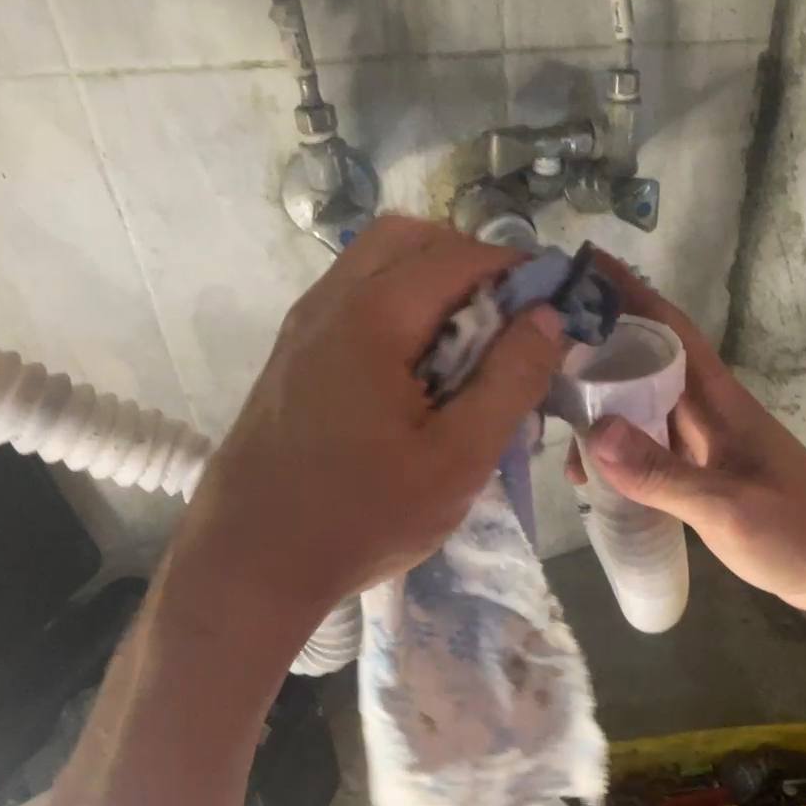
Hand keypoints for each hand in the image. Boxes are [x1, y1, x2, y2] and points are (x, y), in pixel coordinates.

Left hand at [165, 216, 563, 663]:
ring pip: (378, 265)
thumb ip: (510, 380)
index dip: (519, 271)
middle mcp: (330, 301)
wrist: (249, 565)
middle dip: (471, 265)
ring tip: (469, 350)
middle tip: (508, 323)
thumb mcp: (458, 459)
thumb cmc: (361, 517)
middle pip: (411, 240)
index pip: (461, 256)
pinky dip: (400, 308)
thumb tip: (548, 317)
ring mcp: (304, 326)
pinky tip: (419, 373)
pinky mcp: (293, 355)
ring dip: (433, 285)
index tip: (556, 308)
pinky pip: (356, 299)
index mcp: (372, 316)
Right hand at [564, 259, 805, 614]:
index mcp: (719, 401)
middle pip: (646, 362)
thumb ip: (660, 473)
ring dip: (600, 407)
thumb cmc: (796, 532)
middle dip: (596, 349)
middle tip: (535, 353)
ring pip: (643, 406)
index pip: (669, 328)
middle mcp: (708, 411)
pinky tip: (589, 474)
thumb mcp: (724, 506)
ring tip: (550, 423)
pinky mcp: (703, 473)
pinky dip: (617, 451)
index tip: (580, 267)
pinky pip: (650, 447)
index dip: (627, 292)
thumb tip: (593, 430)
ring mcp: (706, 442)